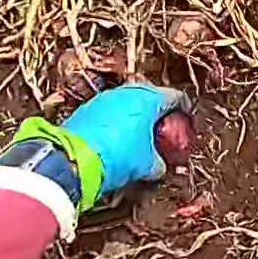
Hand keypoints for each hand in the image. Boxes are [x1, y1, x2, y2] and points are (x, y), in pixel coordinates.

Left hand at [61, 83, 189, 201]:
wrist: (70, 161)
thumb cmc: (116, 155)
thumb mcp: (146, 164)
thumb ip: (158, 162)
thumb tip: (158, 166)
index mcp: (148, 98)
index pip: (176, 97)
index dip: (185, 110)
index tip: (186, 120)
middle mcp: (127, 92)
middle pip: (152, 97)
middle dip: (159, 113)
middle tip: (164, 128)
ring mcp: (105, 99)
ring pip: (129, 103)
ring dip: (137, 117)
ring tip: (140, 136)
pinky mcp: (86, 109)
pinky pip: (110, 111)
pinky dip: (118, 122)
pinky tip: (117, 139)